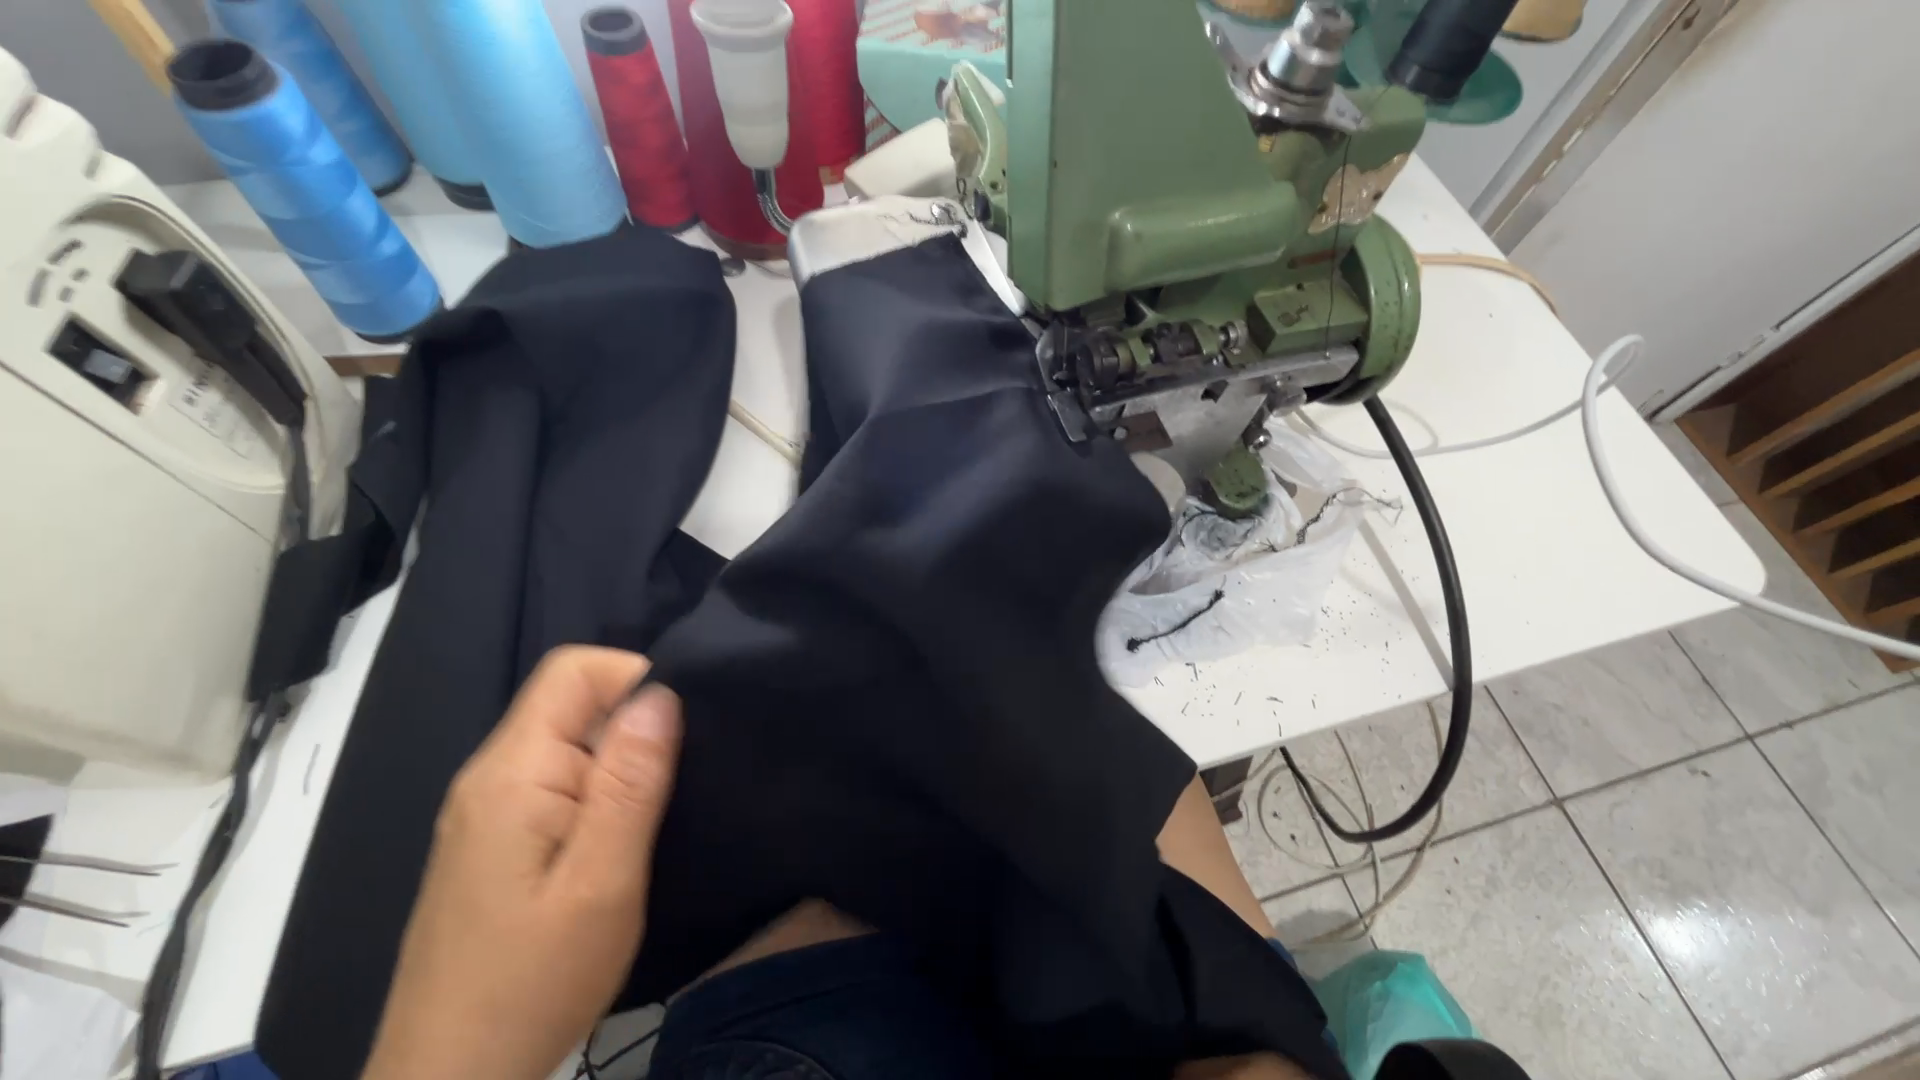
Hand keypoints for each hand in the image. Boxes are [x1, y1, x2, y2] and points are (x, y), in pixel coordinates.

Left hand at [362, 647, 682, 1079]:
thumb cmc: (533, 982)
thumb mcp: (602, 881)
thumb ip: (631, 781)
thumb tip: (661, 693)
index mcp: (512, 772)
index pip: (573, 671)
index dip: (636, 676)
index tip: (686, 726)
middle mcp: (490, 777)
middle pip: (570, 704)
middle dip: (635, 722)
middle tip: (685, 777)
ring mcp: (485, 812)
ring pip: (566, 745)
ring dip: (620, 761)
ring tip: (662, 808)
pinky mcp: (492, 843)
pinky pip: (554, 783)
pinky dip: (598, 791)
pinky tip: (622, 839)